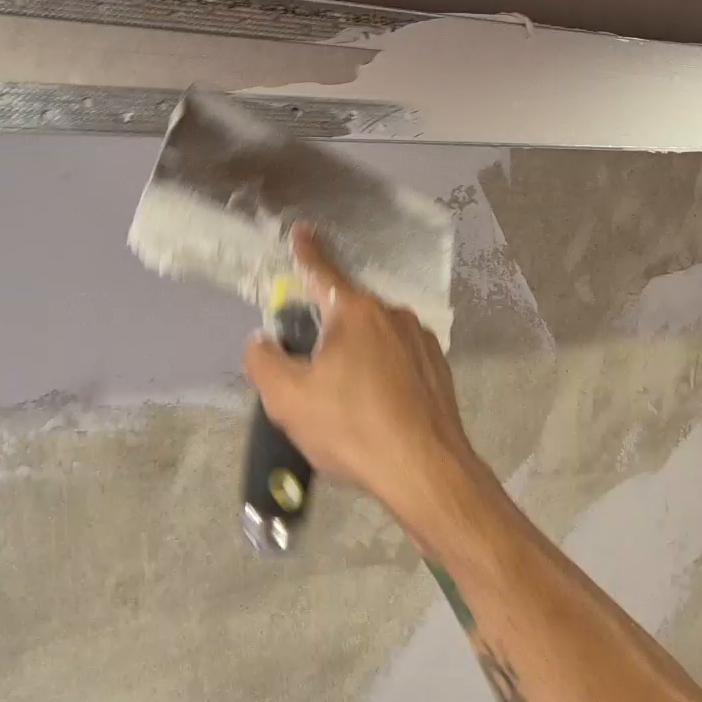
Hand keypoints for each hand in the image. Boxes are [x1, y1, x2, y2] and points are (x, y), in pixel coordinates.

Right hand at [243, 223, 483, 525]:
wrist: (426, 470)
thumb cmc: (353, 429)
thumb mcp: (288, 400)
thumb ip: (264, 362)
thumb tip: (263, 342)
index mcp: (356, 312)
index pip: (322, 272)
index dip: (306, 252)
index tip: (301, 231)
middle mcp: (393, 315)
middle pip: (347, 313)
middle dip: (325, 332)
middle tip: (309, 373)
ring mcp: (422, 341)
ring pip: (374, 339)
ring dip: (354, 357)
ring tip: (344, 403)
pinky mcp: (438, 369)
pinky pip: (397, 361)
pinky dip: (380, 374)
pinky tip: (375, 409)